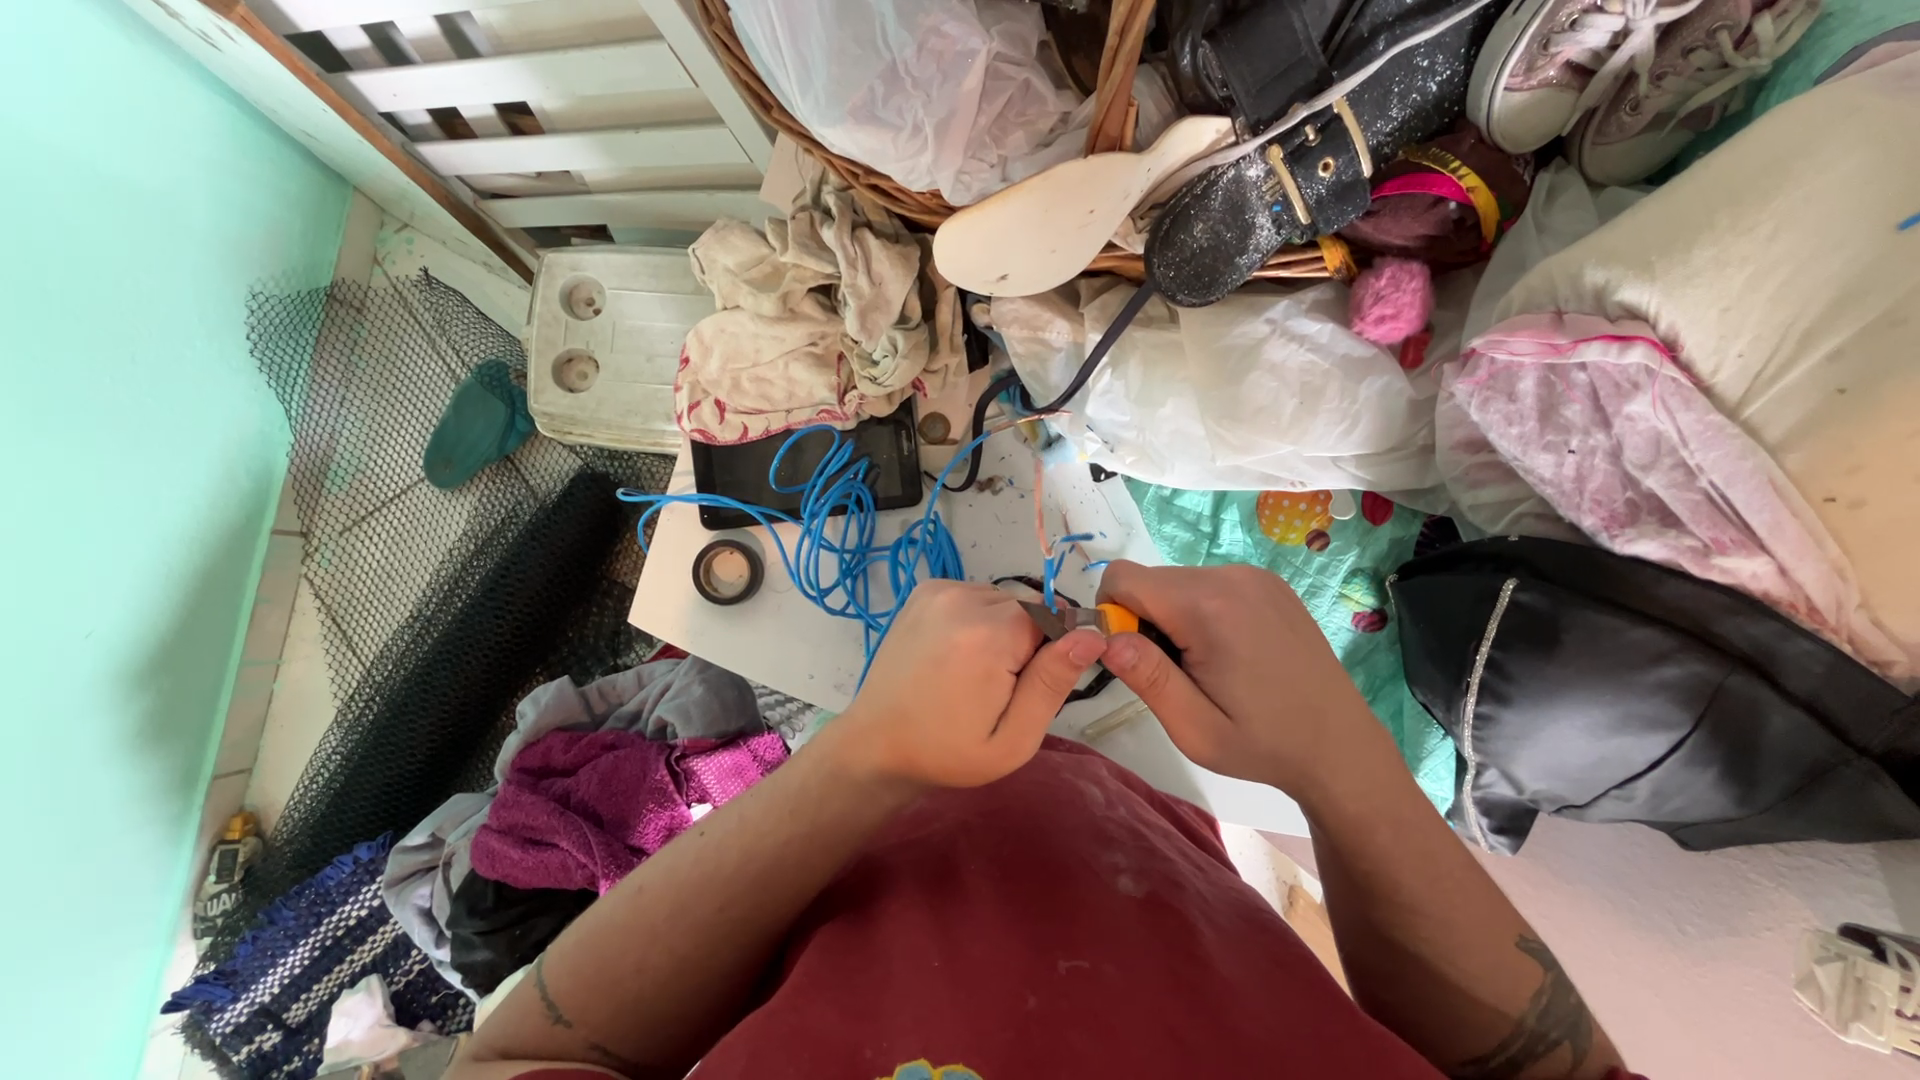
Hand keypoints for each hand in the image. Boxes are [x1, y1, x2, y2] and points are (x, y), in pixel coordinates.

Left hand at [826, 581, 1107, 789]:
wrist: (878, 744)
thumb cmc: (948, 752)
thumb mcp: (1014, 738)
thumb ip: (1054, 682)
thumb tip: (1092, 636)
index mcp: (988, 635)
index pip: (1056, 618)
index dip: (1052, 652)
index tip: (1029, 685)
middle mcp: (963, 598)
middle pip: (1028, 607)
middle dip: (1027, 641)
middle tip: (1000, 687)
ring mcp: (939, 590)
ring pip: (1003, 599)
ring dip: (1003, 628)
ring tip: (975, 672)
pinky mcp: (924, 591)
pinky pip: (976, 595)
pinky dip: (978, 619)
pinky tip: (959, 653)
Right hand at [1096, 561, 1392, 801]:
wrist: (1339, 745)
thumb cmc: (1261, 743)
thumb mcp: (1193, 728)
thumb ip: (1146, 676)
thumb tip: (1102, 636)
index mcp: (1207, 607)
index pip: (1121, 578)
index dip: (1112, 616)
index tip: (1136, 659)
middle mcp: (1230, 576)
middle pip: (1149, 580)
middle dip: (1144, 620)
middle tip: (1175, 672)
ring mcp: (1254, 576)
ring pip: (1177, 581)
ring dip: (1172, 617)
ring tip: (1205, 666)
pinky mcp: (1268, 583)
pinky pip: (1208, 584)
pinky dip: (1200, 611)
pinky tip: (1228, 652)